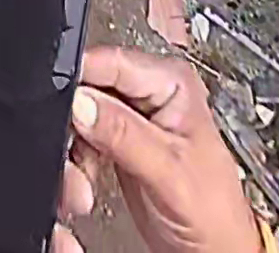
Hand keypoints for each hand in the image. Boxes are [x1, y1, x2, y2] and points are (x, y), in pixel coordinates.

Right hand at [62, 47, 262, 252]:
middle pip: (89, 84)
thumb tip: (80, 101)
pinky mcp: (116, 136)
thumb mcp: (170, 175)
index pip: (110, 61)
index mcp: (169, 81)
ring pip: (79, 109)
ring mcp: (130, 113)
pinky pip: (80, 132)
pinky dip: (76, 156)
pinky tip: (85, 178)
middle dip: (75, 119)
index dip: (81, 81)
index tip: (65, 108)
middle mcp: (147, 89)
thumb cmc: (214, 218)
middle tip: (73, 152)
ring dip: (73, 144)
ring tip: (81, 178)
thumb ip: (123, 134)